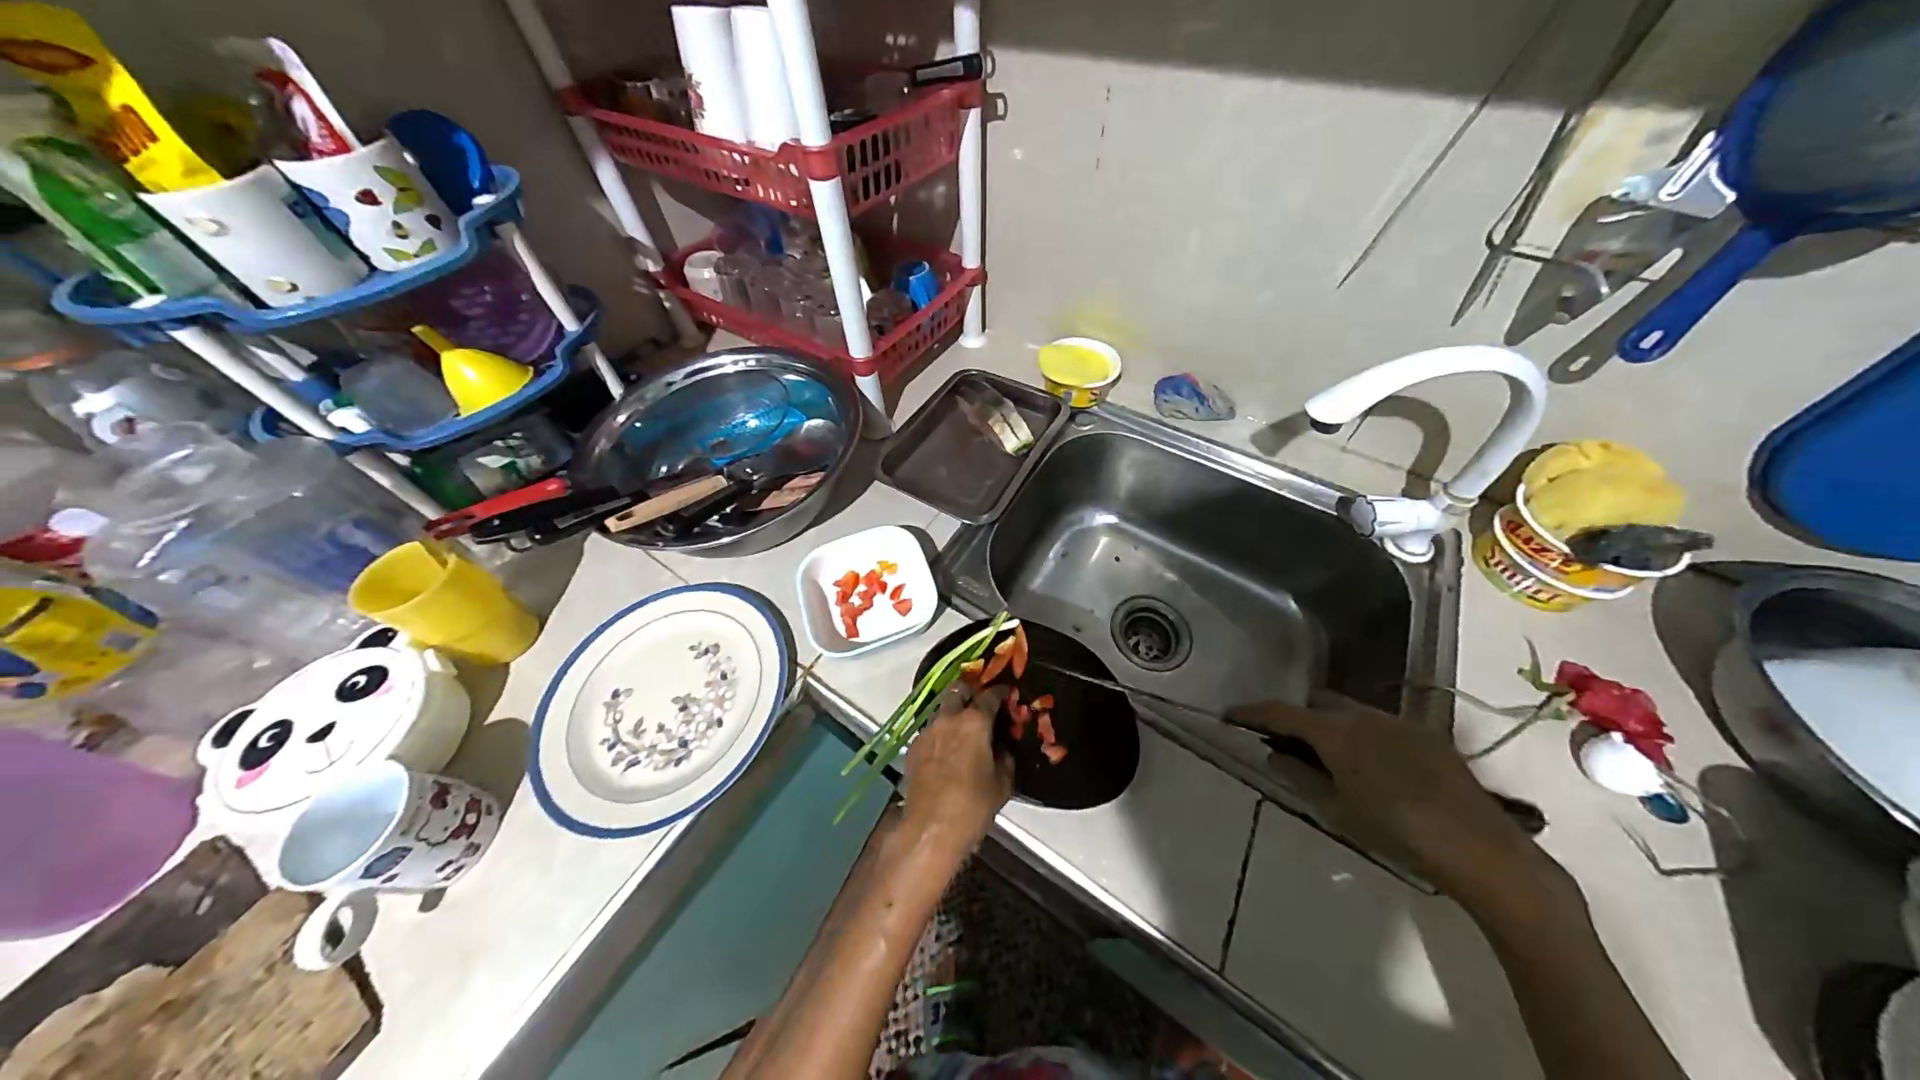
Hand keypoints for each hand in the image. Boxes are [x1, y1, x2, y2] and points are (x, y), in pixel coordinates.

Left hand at [900, 684, 1013, 854]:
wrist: (931, 828)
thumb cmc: (973, 805)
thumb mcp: (1003, 782)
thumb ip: (1005, 756)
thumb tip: (1002, 746)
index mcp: (974, 722)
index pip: (990, 695)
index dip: (1001, 692)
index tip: (1007, 694)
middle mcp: (948, 719)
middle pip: (958, 691)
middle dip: (971, 693)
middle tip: (982, 705)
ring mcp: (927, 732)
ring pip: (942, 710)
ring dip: (954, 713)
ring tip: (964, 730)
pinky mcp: (913, 748)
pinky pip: (931, 731)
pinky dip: (941, 733)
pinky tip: (948, 750)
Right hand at [1228, 698, 1574, 913]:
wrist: (1479, 848)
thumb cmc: (1395, 832)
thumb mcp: (1336, 810)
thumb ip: (1299, 777)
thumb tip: (1275, 756)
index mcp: (1335, 731)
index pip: (1281, 712)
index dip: (1252, 712)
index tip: (1230, 715)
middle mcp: (1364, 715)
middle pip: (1317, 701)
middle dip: (1295, 714)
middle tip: (1283, 741)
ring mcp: (1398, 722)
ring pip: (1350, 709)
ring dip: (1330, 723)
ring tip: (1326, 755)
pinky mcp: (1426, 735)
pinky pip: (1379, 723)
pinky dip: (1360, 733)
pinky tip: (1368, 764)